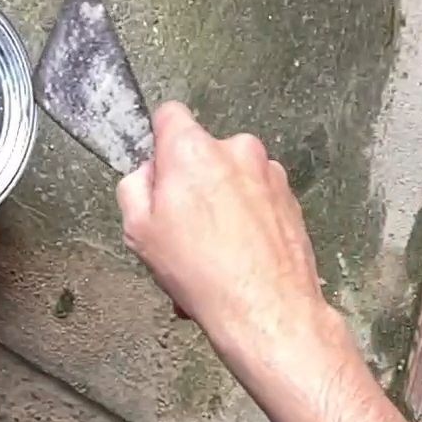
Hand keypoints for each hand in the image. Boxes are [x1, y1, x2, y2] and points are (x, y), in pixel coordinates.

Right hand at [118, 102, 351, 365]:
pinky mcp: (289, 198)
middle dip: (187, 186)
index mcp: (192, 150)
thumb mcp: (137, 232)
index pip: (168, 115)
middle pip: (200, 155)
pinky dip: (241, 225)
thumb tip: (143, 177)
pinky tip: (232, 260)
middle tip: (178, 231)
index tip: (157, 173)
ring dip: (215, 209)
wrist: (265, 307)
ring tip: (207, 255)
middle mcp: (236, 149)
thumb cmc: (203, 272)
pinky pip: (253, 202)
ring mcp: (268, 172)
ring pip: (228, 180)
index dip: (157, 145)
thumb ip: (132, 189)